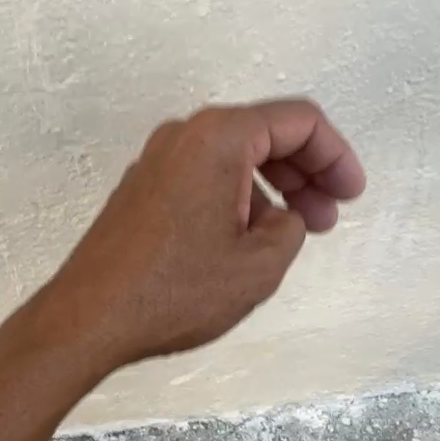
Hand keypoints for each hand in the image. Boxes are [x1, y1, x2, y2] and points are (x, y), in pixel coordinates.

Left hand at [13, 99, 365, 369]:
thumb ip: (292, 228)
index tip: (350, 196)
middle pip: (263, 136)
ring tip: (289, 237)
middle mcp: (182, 136)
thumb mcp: (260, 265)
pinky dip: (233, 202)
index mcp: (218, 137)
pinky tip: (242, 242)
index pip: (298, 122)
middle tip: (326, 219)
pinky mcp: (138, 194)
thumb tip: (283, 219)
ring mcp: (154, 164)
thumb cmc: (175, 291)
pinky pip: (201, 182)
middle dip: (305, 175)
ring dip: (269, 192)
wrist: (88, 318)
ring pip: (230, 161)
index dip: (336, 157)